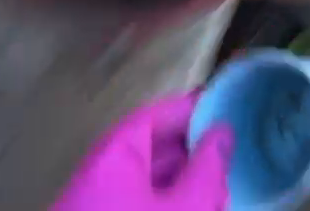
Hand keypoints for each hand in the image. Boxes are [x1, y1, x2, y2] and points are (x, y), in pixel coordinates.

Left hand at [54, 92, 233, 210]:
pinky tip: (190, 208)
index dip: (188, 109)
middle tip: (223, 154)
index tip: (222, 110)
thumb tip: (222, 130)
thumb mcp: (189, 205)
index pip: (150, 116)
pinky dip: (160, 202)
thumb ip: (210, 163)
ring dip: (177, 180)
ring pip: (138, 181)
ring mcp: (86, 208)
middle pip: (144, 148)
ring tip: (212, 190)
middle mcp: (89, 181)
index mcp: (109, 161)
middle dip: (188, 150)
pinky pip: (128, 203)